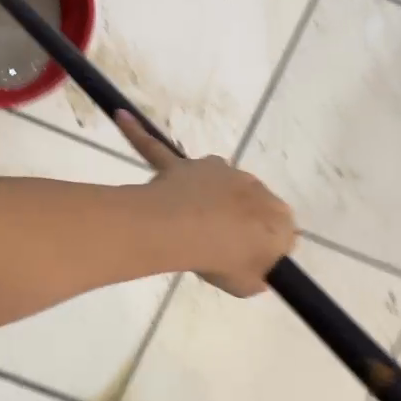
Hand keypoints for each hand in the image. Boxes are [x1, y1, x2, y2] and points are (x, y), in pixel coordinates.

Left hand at [116, 111, 295, 296]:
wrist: (188, 232)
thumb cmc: (225, 260)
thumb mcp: (251, 284)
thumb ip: (253, 273)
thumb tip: (246, 267)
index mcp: (279, 216)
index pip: (278, 233)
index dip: (257, 249)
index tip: (242, 260)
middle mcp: (251, 184)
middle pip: (245, 203)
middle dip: (234, 220)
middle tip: (216, 244)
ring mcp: (215, 169)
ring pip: (213, 180)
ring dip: (206, 195)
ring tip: (192, 220)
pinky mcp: (180, 164)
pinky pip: (154, 147)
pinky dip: (136, 132)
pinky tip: (121, 116)